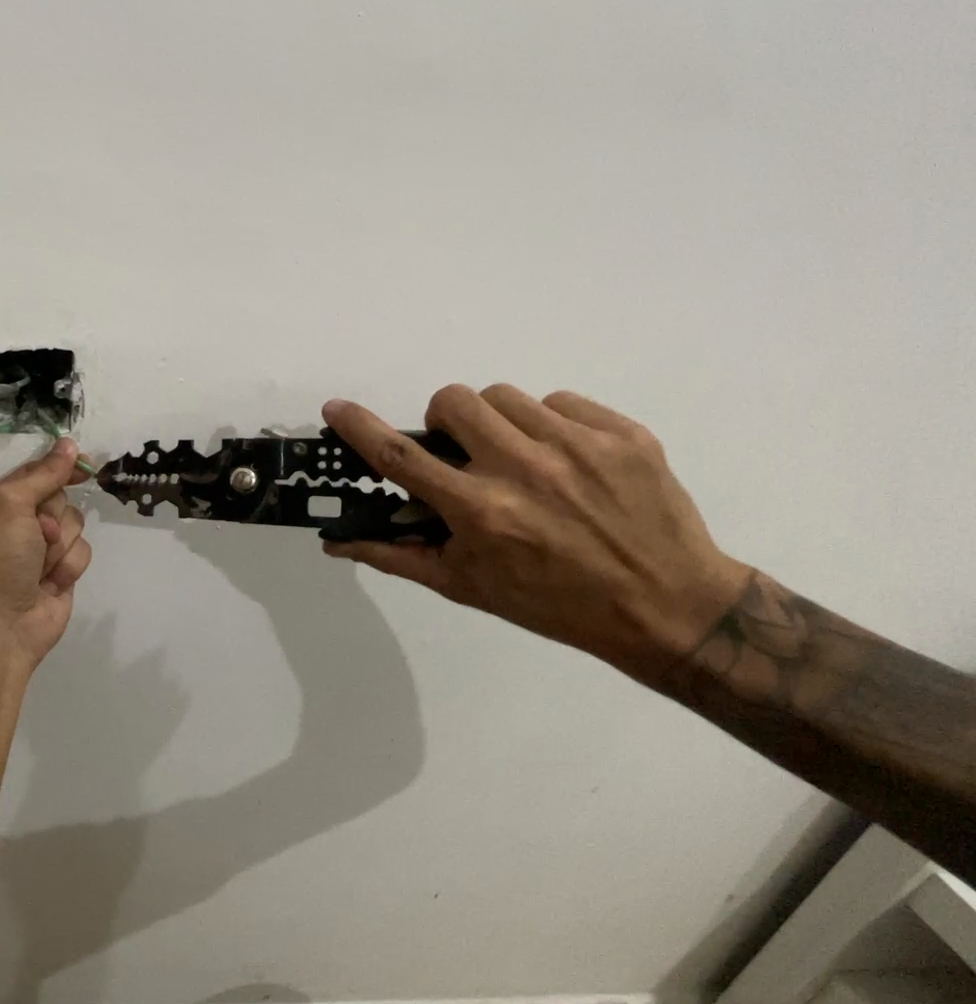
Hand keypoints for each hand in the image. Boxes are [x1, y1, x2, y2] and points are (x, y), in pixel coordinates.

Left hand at [0, 439, 95, 670]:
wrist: (2, 622)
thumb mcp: (11, 504)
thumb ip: (43, 473)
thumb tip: (68, 443)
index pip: (36, 473)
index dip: (60, 467)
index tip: (86, 464)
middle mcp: (19, 523)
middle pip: (60, 498)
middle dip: (54, 515)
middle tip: (38, 534)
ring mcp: (42, 549)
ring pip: (76, 525)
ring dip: (61, 545)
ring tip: (39, 566)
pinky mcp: (61, 572)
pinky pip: (82, 553)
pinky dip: (68, 566)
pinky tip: (50, 582)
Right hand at [322, 385, 752, 674]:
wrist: (669, 606)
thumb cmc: (552, 603)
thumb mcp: (466, 586)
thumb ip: (396, 556)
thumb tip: (335, 542)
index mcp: (480, 512)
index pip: (401, 457)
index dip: (360, 427)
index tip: (337, 408)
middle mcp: (524, 470)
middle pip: (454, 402)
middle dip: (442, 419)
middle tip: (459, 450)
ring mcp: (578, 446)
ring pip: (505, 396)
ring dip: (494, 421)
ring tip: (517, 457)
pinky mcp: (623, 434)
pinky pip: (561, 401)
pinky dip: (548, 423)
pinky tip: (563, 460)